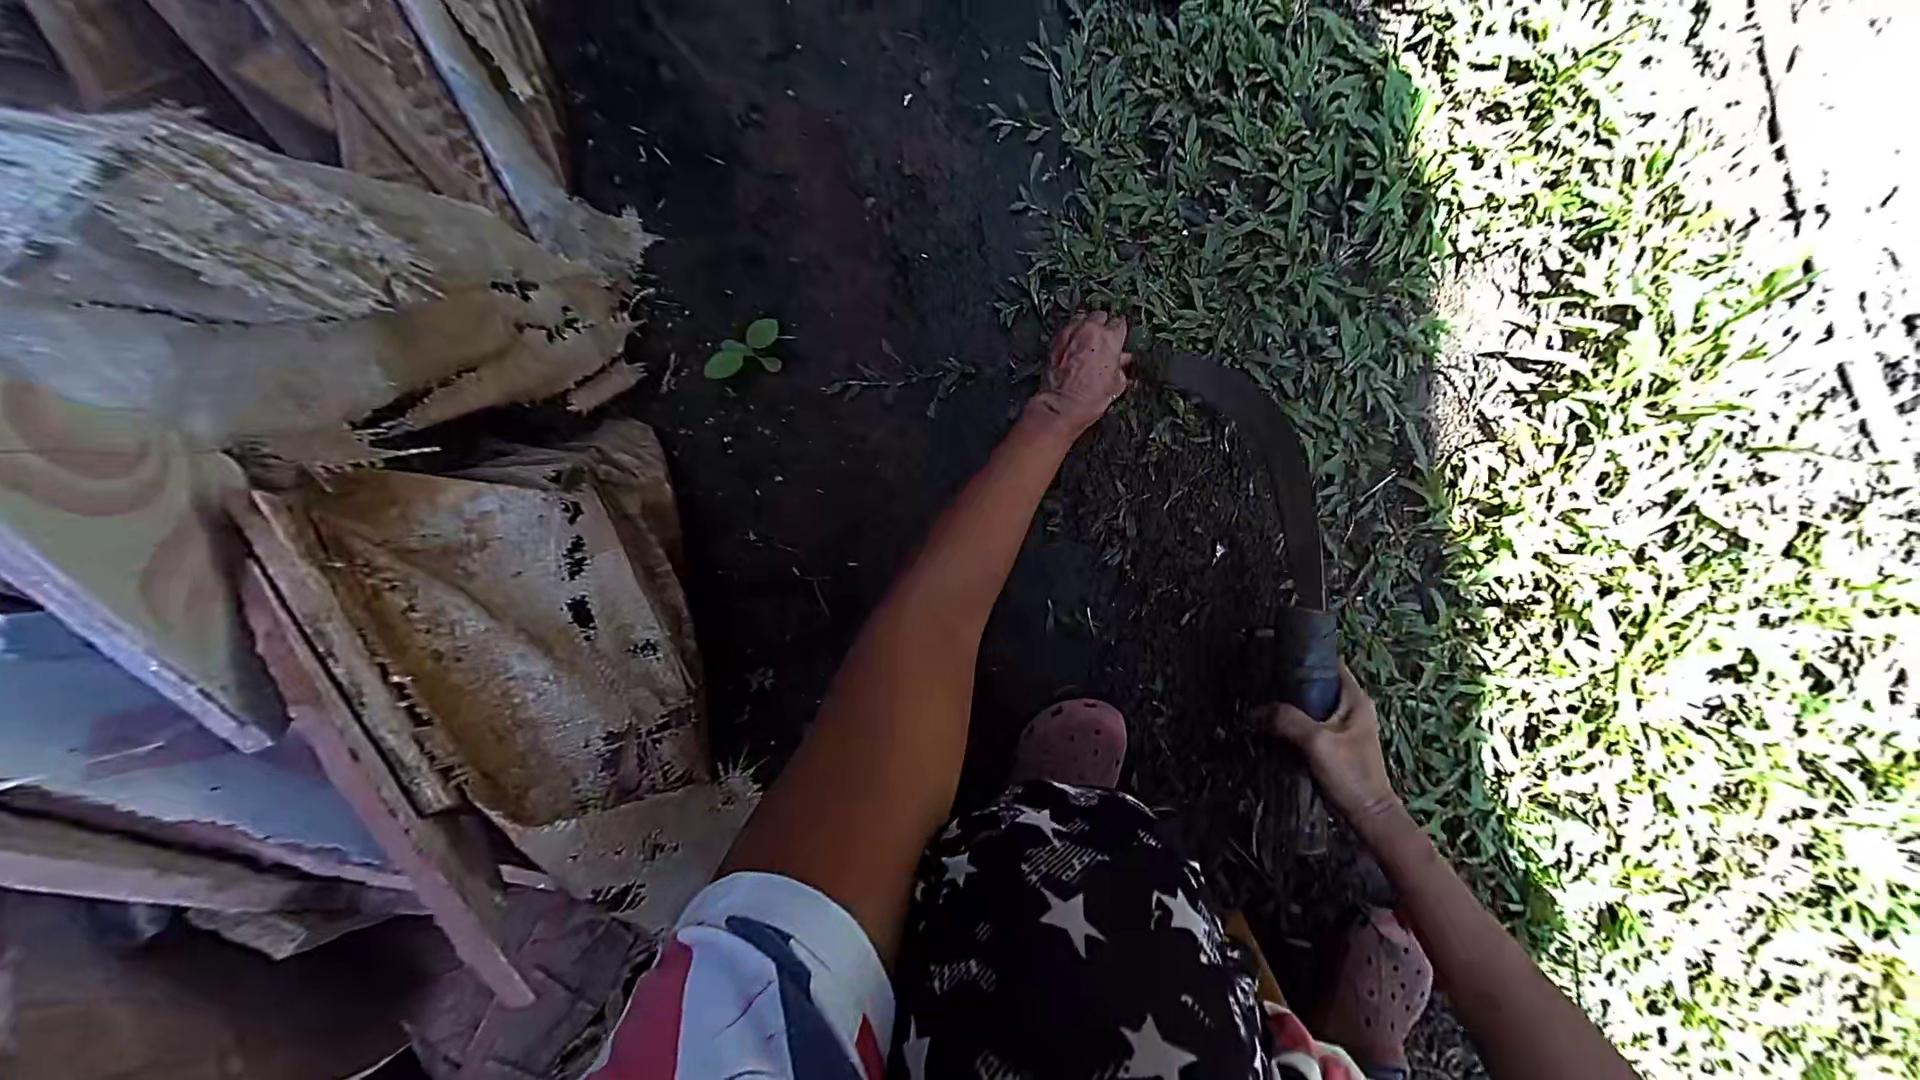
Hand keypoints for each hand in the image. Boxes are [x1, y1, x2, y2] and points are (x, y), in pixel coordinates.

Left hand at [1026, 311, 1131, 433]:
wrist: (1062, 405)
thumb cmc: (1091, 398)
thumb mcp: (1116, 385)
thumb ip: (1122, 367)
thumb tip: (1124, 360)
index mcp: (1110, 338)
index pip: (1119, 323)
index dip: (1119, 332)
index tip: (1117, 339)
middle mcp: (1091, 330)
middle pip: (1099, 316)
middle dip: (1101, 325)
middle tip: (1101, 338)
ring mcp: (1071, 333)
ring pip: (1081, 317)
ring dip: (1085, 324)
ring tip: (1086, 336)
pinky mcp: (1056, 340)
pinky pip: (1066, 328)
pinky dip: (1071, 332)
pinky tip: (1072, 342)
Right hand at [1252, 663, 1402, 826]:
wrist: (1367, 815)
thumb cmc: (1351, 775)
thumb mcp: (1315, 742)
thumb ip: (1285, 720)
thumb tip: (1253, 713)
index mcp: (1355, 698)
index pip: (1329, 663)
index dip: (1304, 657)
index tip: (1276, 657)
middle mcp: (1352, 707)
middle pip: (1315, 683)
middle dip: (1289, 683)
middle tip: (1262, 684)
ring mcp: (1344, 726)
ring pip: (1310, 704)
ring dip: (1288, 705)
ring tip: (1263, 705)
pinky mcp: (1335, 743)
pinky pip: (1308, 722)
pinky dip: (1292, 722)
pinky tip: (1274, 727)